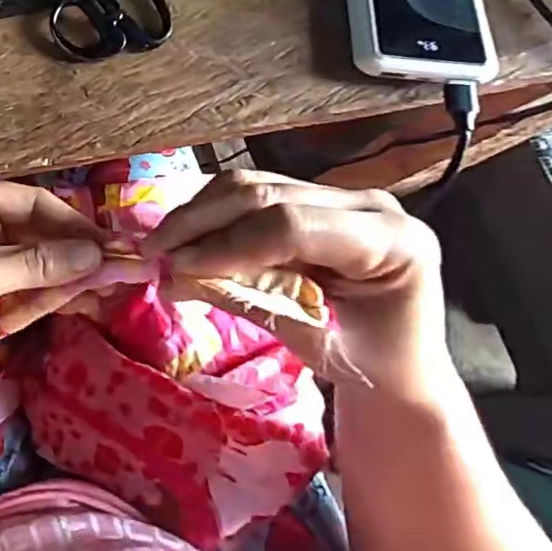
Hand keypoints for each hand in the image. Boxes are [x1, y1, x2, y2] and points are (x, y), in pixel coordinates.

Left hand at [0, 181, 109, 370]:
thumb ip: (36, 263)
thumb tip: (96, 254)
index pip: (37, 204)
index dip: (76, 226)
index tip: (112, 249)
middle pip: (43, 230)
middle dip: (77, 253)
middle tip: (121, 272)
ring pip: (40, 256)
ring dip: (70, 274)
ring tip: (109, 288)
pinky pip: (28, 278)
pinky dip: (51, 289)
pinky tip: (81, 298)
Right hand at [143, 170, 453, 400]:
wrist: (398, 364)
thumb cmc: (369, 364)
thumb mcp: (313, 340)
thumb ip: (247, 301)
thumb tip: (173, 279)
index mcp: (392, 240)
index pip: (292, 226)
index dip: (228, 244)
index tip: (179, 268)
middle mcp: (368, 202)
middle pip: (265, 195)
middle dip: (200, 222)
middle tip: (153, 251)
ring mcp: (338, 194)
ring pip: (249, 185)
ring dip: (197, 214)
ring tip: (161, 244)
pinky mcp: (311, 196)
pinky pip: (249, 193)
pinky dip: (210, 213)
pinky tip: (184, 235)